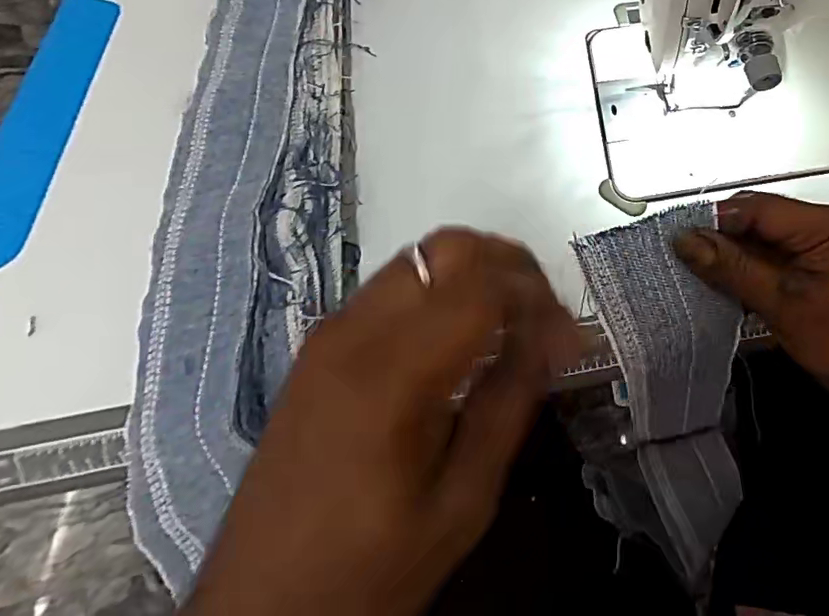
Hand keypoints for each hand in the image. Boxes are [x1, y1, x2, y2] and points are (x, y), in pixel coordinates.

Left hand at [186, 229, 583, 615]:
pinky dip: (439, 287)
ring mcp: (332, 329)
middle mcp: (355, 329)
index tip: (570, 339)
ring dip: (473, 270)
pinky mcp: (320, 341)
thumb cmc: (367, 570)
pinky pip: (392, 285)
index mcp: (390, 373)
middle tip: (544, 314)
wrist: (259, 603)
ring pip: (419, 256)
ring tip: (511, 320)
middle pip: (446, 248)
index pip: (480, 288)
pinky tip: (460, 335)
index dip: (537, 298)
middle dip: (508, 264)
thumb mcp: (459, 504)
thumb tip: (553, 338)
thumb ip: (508, 405)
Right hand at [674, 193, 828, 420]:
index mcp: (827, 225)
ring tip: (700, 268)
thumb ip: (733, 269)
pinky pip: (762, 250)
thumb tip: (689, 242)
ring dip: (728, 251)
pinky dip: (741, 264)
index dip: (715, 221)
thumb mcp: (784, 306)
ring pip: (754, 233)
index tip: (682, 238)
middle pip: (753, 216)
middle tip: (686, 255)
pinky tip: (724, 278)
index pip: (756, 208)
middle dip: (718, 235)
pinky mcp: (805, 259)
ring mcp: (813, 241)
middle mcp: (821, 224)